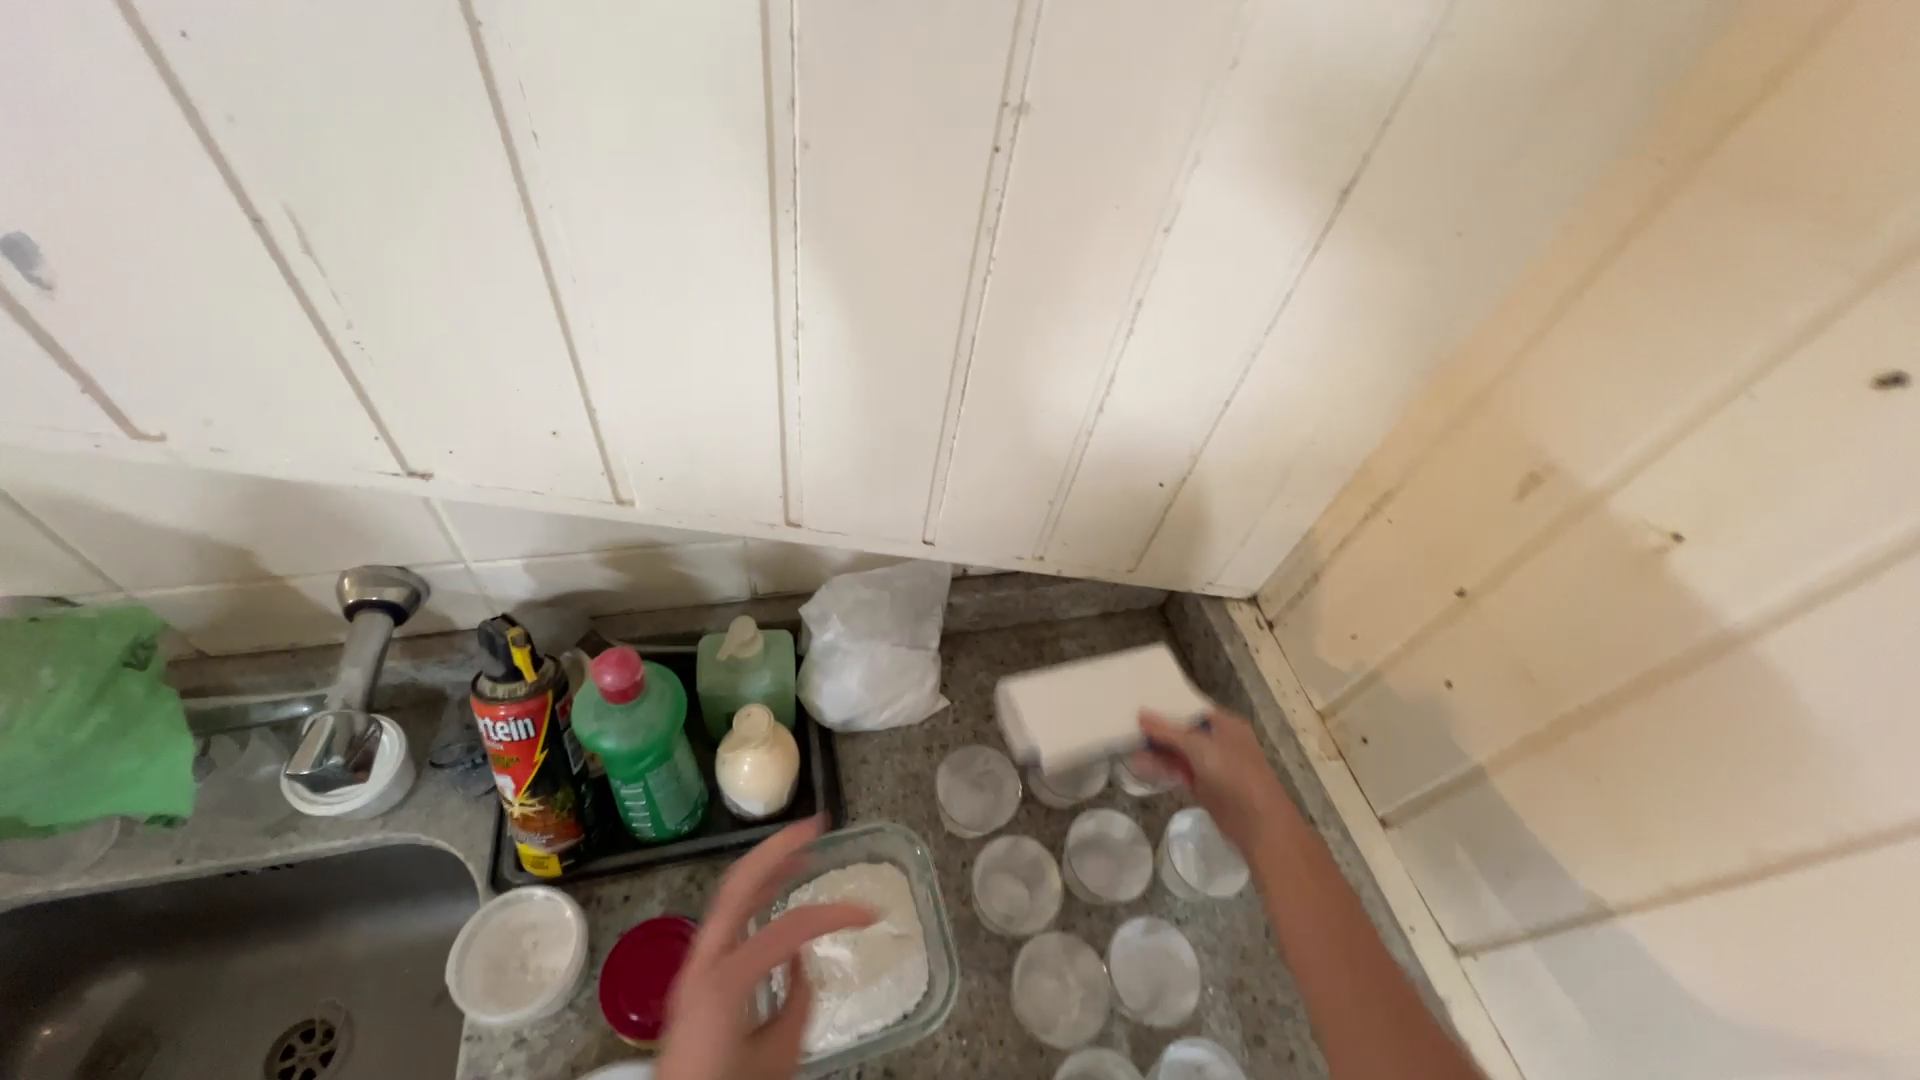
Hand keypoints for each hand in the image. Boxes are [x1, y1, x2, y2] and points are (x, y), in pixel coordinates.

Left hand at [657, 817, 875, 1079]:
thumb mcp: (777, 1056)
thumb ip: (796, 999)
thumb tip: (802, 959)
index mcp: (725, 980)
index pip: (789, 928)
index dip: (835, 913)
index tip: (871, 913)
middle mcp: (704, 958)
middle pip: (740, 882)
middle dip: (780, 847)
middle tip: (818, 824)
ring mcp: (696, 960)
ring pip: (730, 891)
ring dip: (767, 863)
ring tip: (803, 846)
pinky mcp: (698, 969)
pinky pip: (728, 914)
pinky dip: (754, 890)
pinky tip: (776, 887)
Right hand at [1134, 708, 1299, 852]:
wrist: (1259, 822)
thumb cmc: (1234, 774)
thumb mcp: (1200, 747)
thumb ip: (1168, 732)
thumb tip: (1141, 714)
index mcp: (1226, 725)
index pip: (1191, 710)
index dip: (1167, 708)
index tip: (1140, 706)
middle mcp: (1219, 742)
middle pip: (1183, 732)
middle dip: (1158, 733)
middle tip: (1128, 729)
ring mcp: (1212, 766)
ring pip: (1179, 754)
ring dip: (1157, 752)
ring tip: (1128, 749)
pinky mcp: (1205, 787)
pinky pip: (1180, 773)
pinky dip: (1163, 769)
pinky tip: (1141, 767)